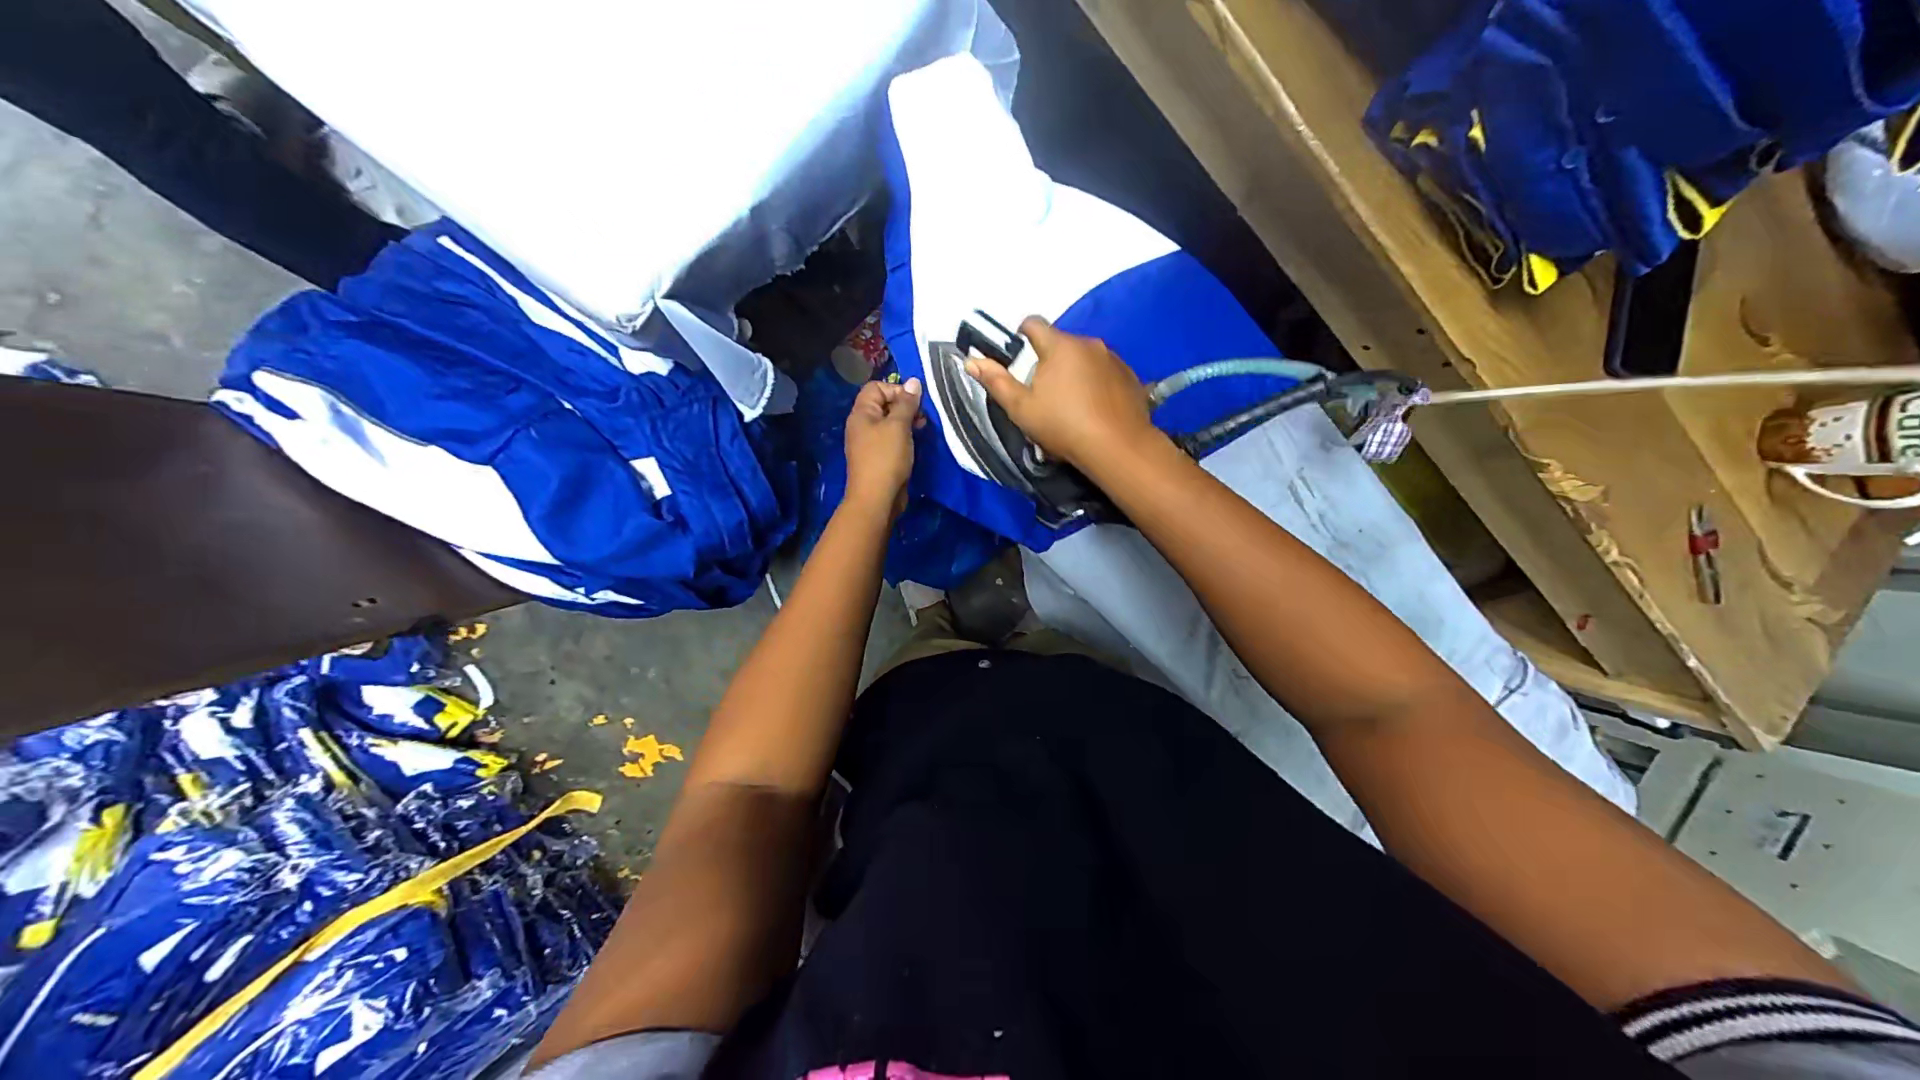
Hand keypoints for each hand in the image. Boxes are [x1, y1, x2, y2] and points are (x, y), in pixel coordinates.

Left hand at [843, 377, 922, 516]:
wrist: (876, 498)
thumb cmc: (886, 458)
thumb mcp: (898, 426)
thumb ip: (906, 403)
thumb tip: (913, 382)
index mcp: (861, 413)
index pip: (876, 387)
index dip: (896, 389)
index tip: (914, 403)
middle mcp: (862, 425)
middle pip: (883, 404)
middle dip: (904, 406)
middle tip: (921, 417)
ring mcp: (869, 442)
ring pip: (889, 422)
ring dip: (906, 422)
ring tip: (921, 430)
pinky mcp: (878, 457)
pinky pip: (891, 439)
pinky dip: (904, 437)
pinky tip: (915, 444)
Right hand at [964, 317, 1159, 467]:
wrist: (1117, 447)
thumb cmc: (1063, 426)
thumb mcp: (1021, 408)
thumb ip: (996, 381)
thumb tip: (971, 360)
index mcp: (1059, 346)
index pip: (1033, 323)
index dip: (1020, 335)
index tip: (1017, 357)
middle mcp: (1088, 343)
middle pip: (1060, 343)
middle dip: (1049, 361)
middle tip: (1042, 393)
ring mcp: (1113, 359)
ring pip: (1085, 358)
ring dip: (1075, 372)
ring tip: (1071, 405)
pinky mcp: (1131, 376)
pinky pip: (1107, 373)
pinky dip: (1098, 384)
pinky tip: (1095, 410)